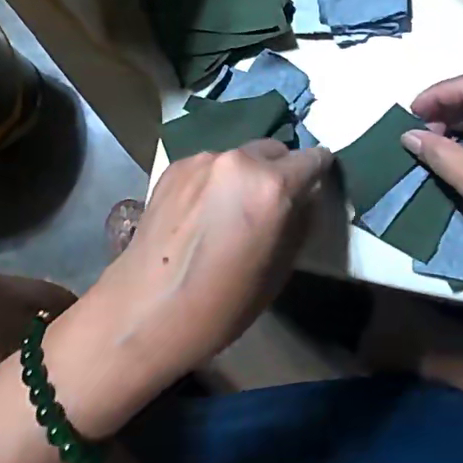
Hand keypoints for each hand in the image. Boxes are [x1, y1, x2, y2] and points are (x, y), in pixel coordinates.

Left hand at [59, 140, 330, 427]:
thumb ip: (299, 220)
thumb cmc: (221, 303)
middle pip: (276, 150)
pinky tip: (202, 213)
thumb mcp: (279, 268)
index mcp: (272, 185)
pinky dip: (217, 180)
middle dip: (281, 171)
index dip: (319, 172)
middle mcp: (239, 161)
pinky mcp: (174, 166)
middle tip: (272, 205)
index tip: (315, 186)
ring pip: (242, 156)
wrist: (143, 312)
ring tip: (231, 210)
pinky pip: (211, 165)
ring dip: (247, 175)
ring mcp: (203, 159)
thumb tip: (305, 196)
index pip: (314, 158)